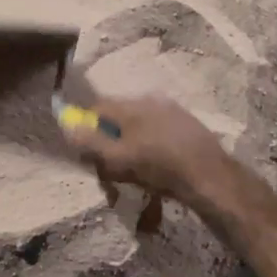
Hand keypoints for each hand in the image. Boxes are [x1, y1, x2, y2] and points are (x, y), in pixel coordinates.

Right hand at [60, 95, 229, 201]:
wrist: (210, 176)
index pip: (97, 107)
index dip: (85, 127)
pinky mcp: (189, 125)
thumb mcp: (118, 159)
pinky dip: (151, 146)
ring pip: (140, 126)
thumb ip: (89, 143)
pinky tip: (158, 167)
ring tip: (135, 172)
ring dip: (132, 145)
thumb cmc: (159, 167)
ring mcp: (173, 111)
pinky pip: (159, 132)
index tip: (85, 151)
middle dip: (110, 140)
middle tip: (110, 167)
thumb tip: (66, 125)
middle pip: (119, 117)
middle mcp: (151, 100)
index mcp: (131, 105)